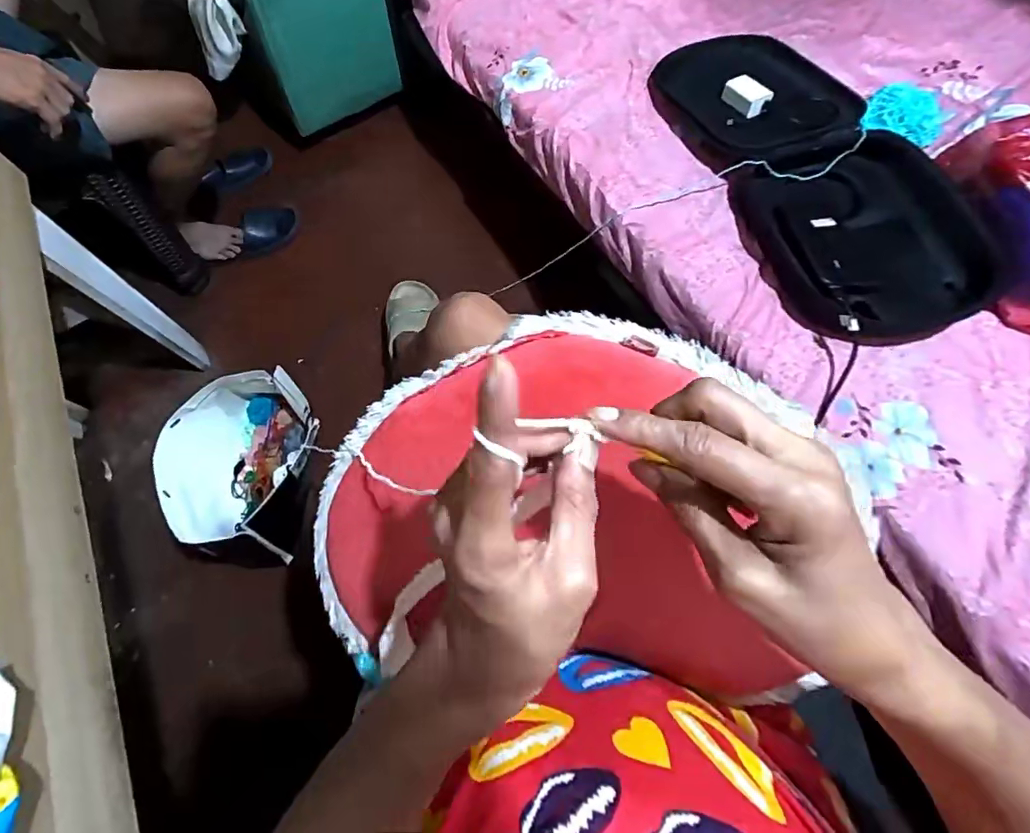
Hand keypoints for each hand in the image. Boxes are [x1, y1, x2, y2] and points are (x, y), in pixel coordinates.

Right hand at [0, 44, 86, 137]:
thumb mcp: (10, 62)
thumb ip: (25, 72)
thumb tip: (26, 84)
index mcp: (39, 63)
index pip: (67, 79)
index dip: (76, 92)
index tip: (82, 101)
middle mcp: (45, 74)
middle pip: (67, 97)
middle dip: (65, 110)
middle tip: (58, 121)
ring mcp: (42, 87)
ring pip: (64, 109)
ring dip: (59, 121)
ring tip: (51, 129)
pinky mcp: (36, 100)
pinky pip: (54, 118)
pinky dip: (54, 128)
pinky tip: (49, 133)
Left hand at [427, 357, 598, 722]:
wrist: (474, 662)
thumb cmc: (529, 633)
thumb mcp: (572, 579)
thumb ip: (575, 508)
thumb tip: (580, 449)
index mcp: (483, 539)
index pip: (489, 463)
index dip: (497, 412)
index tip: (500, 367)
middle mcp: (452, 512)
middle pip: (497, 449)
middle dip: (543, 437)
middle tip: (585, 447)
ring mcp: (444, 505)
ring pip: (491, 451)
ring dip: (532, 446)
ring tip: (572, 459)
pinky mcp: (449, 502)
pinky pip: (487, 463)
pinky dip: (518, 457)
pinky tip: (546, 467)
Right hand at [590, 380, 935, 703]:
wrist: (876, 635)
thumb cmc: (808, 622)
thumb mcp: (737, 578)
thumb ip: (689, 511)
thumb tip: (643, 464)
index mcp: (794, 493)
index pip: (703, 443)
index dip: (645, 429)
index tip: (598, 419)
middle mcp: (803, 453)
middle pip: (716, 400)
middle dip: (665, 414)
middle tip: (637, 448)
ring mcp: (804, 446)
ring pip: (724, 405)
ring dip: (683, 423)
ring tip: (666, 466)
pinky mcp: (798, 450)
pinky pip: (736, 424)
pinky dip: (703, 436)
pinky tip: (697, 473)